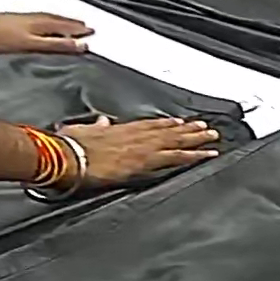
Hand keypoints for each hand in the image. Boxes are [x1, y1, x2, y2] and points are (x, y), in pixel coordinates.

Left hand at [0, 13, 92, 54]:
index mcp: (37, 23)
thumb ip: (58, 45)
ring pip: (44, 19)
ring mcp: (16, 20)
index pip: (64, 25)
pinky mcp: (6, 23)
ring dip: (58, 22)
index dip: (78, 28)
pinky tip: (41, 27)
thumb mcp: (33, 46)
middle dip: (70, 22)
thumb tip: (81, 44)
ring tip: (66, 25)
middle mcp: (28, 19)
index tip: (91, 30)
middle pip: (55, 19)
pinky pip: (33, 21)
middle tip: (82, 25)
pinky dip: (44, 23)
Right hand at [61, 116, 220, 188]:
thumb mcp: (81, 130)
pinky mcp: (149, 159)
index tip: (180, 122)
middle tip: (206, 127)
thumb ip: (95, 126)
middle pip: (168, 130)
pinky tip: (208, 154)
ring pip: (178, 140)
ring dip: (197, 138)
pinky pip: (178, 156)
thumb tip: (101, 121)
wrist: (66, 156)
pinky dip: (195, 154)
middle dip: (188, 129)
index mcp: (120, 128)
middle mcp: (137, 135)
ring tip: (213, 136)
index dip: (166, 124)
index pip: (149, 125)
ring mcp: (145, 146)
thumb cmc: (68, 145)